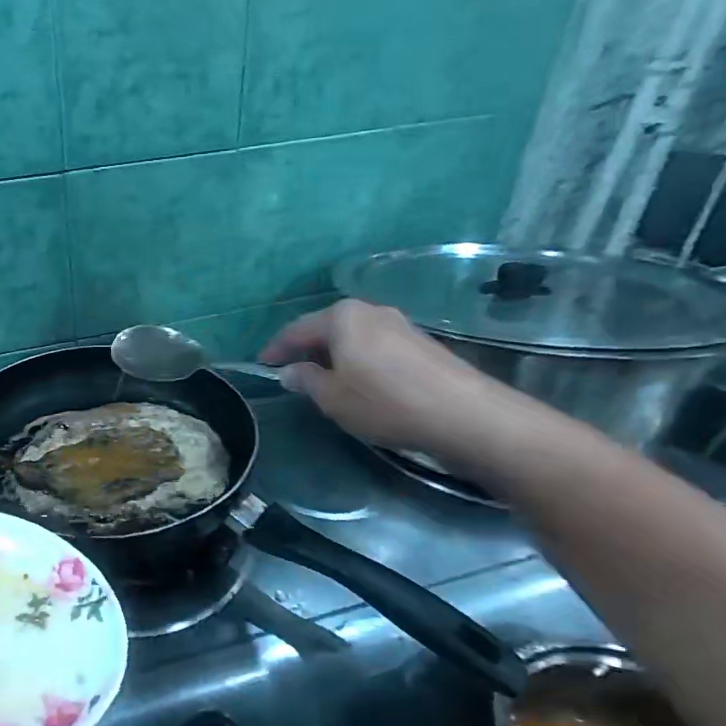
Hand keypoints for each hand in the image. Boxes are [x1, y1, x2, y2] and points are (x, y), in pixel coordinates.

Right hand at [260, 299, 531, 464]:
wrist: (464, 415)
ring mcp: (400, 324)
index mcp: (341, 317)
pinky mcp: (421, 342)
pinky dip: (358, 359)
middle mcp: (370, 311)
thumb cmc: (384, 402)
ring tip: (323, 379)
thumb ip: (306, 380)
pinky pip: (375, 345)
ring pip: (353, 336)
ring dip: (334, 354)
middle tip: (290, 371)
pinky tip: (359, 381)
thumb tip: (290, 371)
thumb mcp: (332, 398)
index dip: (276, 348)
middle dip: (306, 348)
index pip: (296, 329)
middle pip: (326, 327)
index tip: (261, 364)